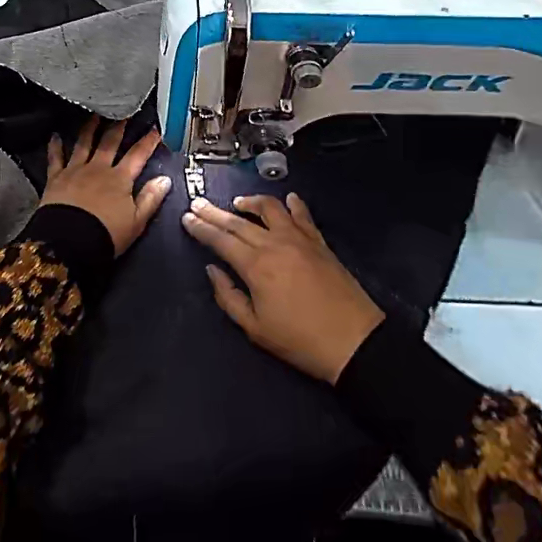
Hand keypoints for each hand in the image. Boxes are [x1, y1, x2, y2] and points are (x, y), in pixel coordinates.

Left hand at [41, 119, 172, 256]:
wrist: (69, 243)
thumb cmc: (105, 235)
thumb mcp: (137, 221)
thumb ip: (151, 198)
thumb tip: (165, 180)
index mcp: (119, 179)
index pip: (137, 155)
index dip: (147, 141)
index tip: (154, 130)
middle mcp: (98, 169)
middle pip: (110, 142)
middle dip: (118, 126)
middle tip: (123, 114)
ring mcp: (75, 170)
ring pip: (84, 143)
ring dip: (89, 128)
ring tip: (94, 115)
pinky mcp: (56, 178)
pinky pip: (55, 157)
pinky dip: (55, 146)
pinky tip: (55, 136)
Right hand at [182, 193, 384, 383]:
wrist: (355, 342)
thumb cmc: (300, 340)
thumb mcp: (254, 328)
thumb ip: (228, 296)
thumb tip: (212, 270)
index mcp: (255, 266)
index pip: (220, 239)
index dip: (201, 228)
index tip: (187, 218)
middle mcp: (274, 244)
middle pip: (238, 221)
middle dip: (214, 212)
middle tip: (198, 203)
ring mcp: (300, 240)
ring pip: (270, 209)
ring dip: (250, 202)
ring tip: (237, 203)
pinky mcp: (320, 243)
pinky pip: (303, 216)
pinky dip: (293, 205)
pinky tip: (288, 200)